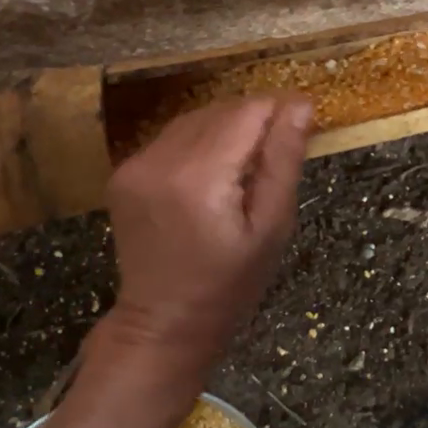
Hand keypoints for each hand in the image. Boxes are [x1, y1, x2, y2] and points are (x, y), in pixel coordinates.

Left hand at [100, 94, 312, 373]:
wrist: (163, 324)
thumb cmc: (231, 284)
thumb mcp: (272, 226)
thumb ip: (284, 159)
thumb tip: (301, 103)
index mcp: (200, 176)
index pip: (248, 111)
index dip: (280, 111)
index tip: (302, 126)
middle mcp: (160, 160)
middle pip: (222, 109)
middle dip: (255, 121)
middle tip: (277, 156)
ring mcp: (136, 165)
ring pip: (197, 118)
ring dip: (228, 129)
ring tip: (247, 166)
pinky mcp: (125, 173)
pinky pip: (174, 137)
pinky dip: (201, 143)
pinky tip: (213, 174)